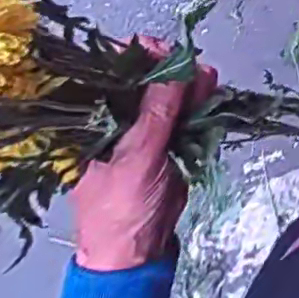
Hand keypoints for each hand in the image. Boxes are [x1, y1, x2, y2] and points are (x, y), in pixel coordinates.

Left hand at [70, 36, 218, 271]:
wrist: (140, 247)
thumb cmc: (122, 209)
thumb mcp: (139, 158)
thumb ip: (157, 113)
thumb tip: (175, 69)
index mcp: (88, 126)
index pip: (105, 76)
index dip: (134, 58)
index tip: (164, 51)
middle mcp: (111, 120)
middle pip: (143, 77)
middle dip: (172, 68)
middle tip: (195, 69)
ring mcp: (140, 126)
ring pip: (169, 88)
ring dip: (191, 81)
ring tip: (208, 83)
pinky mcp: (165, 133)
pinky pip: (184, 104)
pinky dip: (200, 95)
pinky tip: (210, 93)